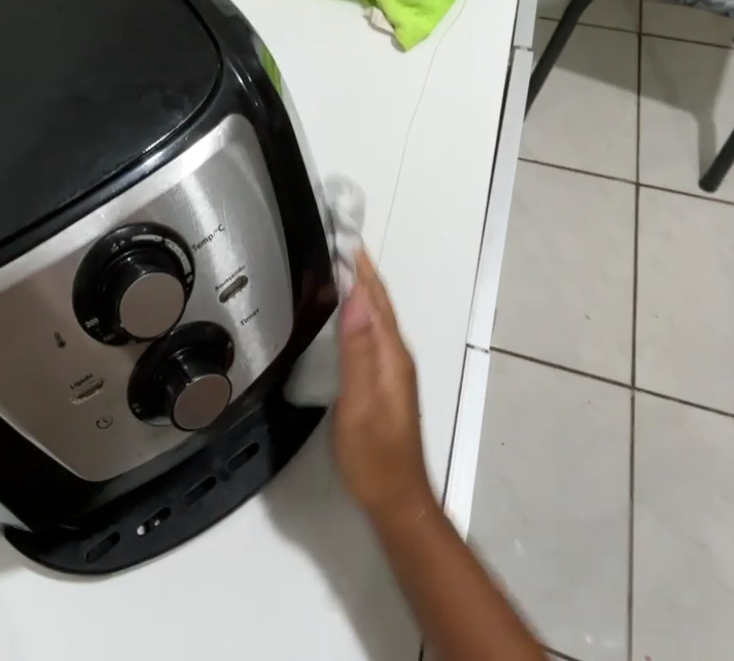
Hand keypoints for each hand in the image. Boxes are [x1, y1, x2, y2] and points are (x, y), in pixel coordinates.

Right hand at [333, 252, 434, 522]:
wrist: (395, 498)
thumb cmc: (373, 455)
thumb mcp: (360, 402)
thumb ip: (358, 350)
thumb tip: (357, 297)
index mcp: (390, 355)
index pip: (375, 299)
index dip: (360, 268)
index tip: (342, 234)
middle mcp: (395, 356)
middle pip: (379, 304)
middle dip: (361, 270)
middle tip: (337, 239)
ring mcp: (391, 370)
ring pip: (376, 317)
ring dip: (360, 289)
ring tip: (338, 265)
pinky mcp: (383, 382)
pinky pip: (371, 333)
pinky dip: (359, 312)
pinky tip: (345, 314)